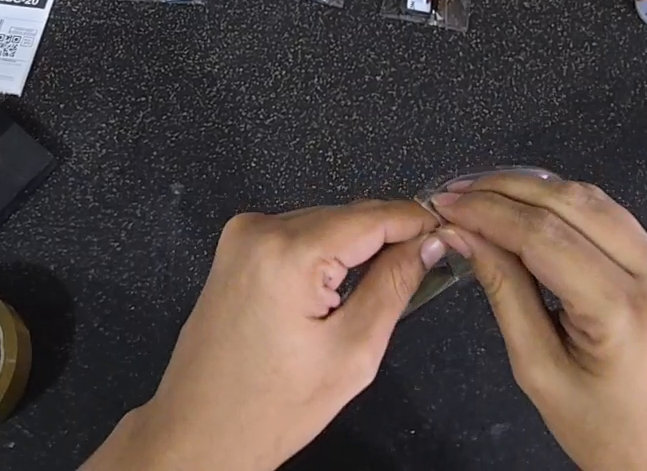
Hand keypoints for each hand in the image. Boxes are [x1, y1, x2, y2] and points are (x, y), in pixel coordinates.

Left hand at [82, 200, 449, 470]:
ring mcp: (243, 231)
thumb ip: (393, 287)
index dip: (413, 220)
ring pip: (322, 221)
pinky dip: (324, 248)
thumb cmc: (276, 406)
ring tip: (388, 274)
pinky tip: (340, 280)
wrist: (197, 431)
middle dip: (386, 234)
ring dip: (355, 242)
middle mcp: (261, 226)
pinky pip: (297, 231)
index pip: (369, 216)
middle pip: (345, 215)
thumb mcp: (351, 354)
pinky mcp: (236, 243)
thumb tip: (429, 243)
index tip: (449, 230)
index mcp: (289, 251)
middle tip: (428, 258)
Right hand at [433, 174, 646, 470]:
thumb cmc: (608, 439)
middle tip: (456, 190)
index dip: (487, 212)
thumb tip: (463, 233)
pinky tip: (529, 205)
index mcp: (625, 314)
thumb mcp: (540, 373)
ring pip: (593, 199)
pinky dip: (563, 202)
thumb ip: (504, 292)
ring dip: (534, 188)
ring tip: (484, 192)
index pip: (544, 236)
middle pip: (571, 203)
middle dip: (505, 189)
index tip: (444, 204)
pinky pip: (612, 216)